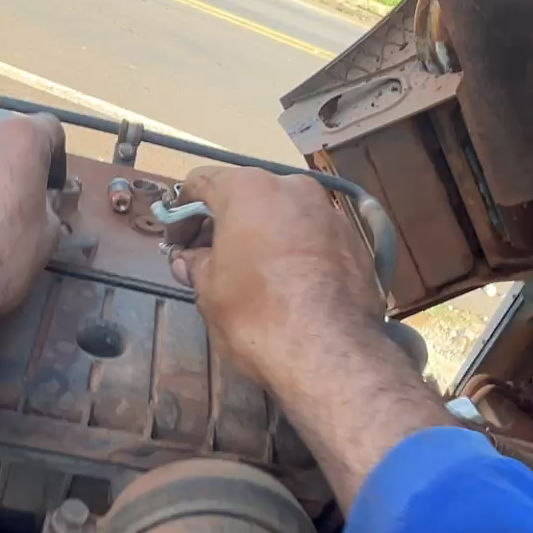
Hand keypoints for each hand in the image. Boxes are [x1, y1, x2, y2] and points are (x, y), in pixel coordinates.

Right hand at [169, 167, 386, 389]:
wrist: (330, 351)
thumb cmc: (256, 314)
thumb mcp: (209, 291)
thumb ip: (196, 265)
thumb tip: (190, 260)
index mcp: (248, 189)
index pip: (202, 182)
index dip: (183, 212)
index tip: (178, 242)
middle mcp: (291, 187)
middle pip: (247, 195)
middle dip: (224, 223)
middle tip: (208, 258)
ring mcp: (328, 210)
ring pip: (283, 213)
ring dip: (261, 234)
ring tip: (249, 272)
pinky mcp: (354, 238)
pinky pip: (312, 234)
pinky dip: (294, 248)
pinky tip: (287, 283)